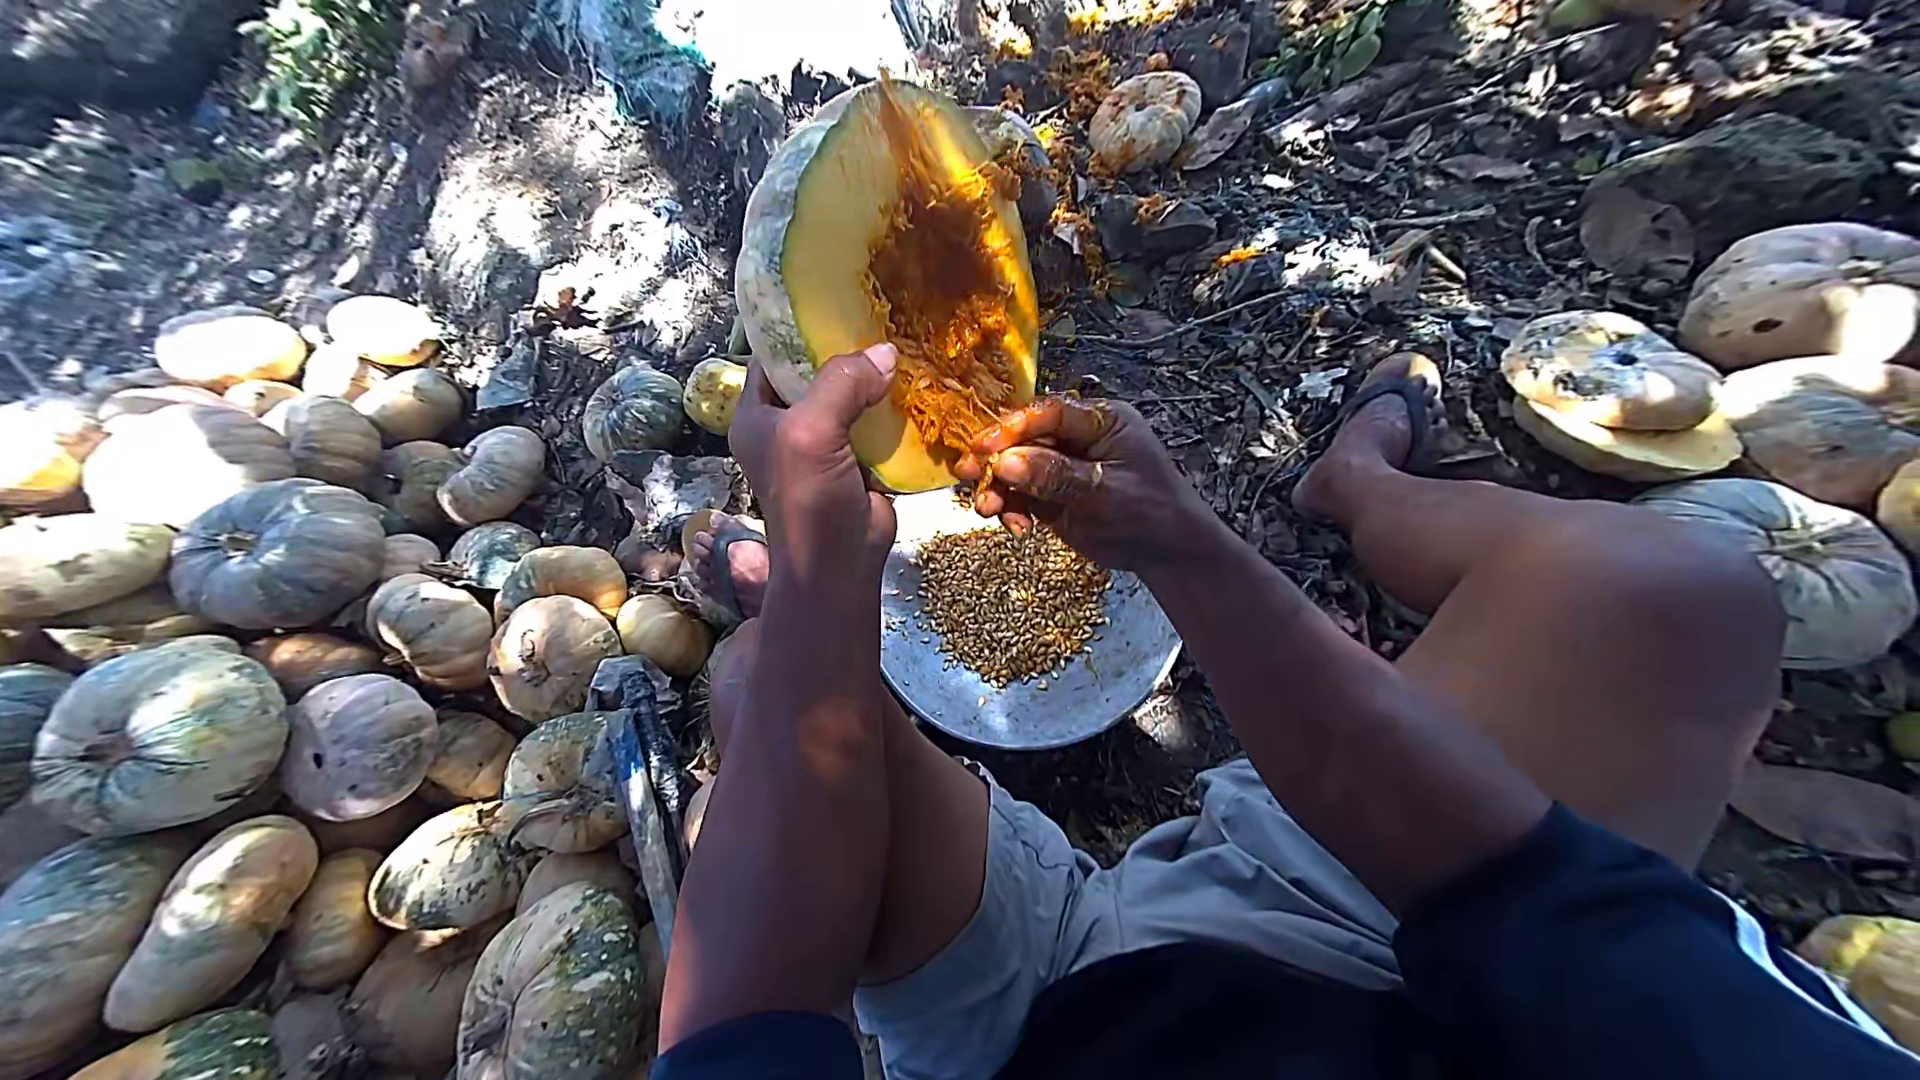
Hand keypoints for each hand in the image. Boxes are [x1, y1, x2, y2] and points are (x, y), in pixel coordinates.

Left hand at [728, 344, 898, 593]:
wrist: (842, 565)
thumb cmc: (809, 501)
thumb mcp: (810, 433)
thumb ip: (840, 384)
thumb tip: (886, 351)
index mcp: (759, 416)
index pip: (773, 359)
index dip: (799, 332)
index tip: (838, 304)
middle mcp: (790, 427)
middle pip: (818, 375)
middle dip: (848, 354)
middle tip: (883, 320)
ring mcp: (828, 445)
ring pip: (853, 399)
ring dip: (876, 381)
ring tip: (907, 346)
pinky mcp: (861, 461)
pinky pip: (878, 425)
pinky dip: (896, 410)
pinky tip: (918, 388)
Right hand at [954, 396, 1207, 571]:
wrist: (1167, 553)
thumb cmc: (1149, 514)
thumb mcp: (1104, 493)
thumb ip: (1055, 476)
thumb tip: (1004, 462)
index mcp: (1101, 422)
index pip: (1050, 414)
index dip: (1013, 427)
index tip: (982, 447)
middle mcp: (1078, 439)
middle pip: (1026, 440)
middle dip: (995, 460)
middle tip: (965, 474)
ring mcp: (1064, 466)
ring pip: (1018, 468)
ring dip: (999, 489)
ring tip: (987, 510)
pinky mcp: (1054, 494)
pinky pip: (1022, 495)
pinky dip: (1012, 509)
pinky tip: (1015, 528)